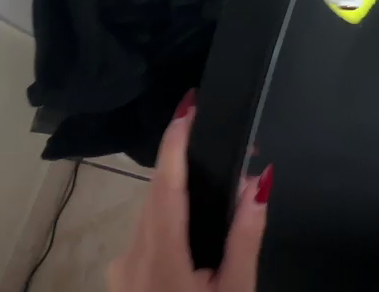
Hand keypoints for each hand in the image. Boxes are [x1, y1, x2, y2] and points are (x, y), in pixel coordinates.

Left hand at [106, 93, 270, 291]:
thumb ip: (246, 235)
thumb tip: (258, 177)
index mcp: (159, 258)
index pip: (166, 184)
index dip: (175, 140)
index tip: (188, 104)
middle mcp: (130, 258)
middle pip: (156, 193)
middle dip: (180, 157)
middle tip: (209, 128)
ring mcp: (120, 272)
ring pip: (148, 212)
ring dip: (172, 187)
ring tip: (205, 166)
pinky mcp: (120, 282)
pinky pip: (143, 233)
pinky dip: (165, 215)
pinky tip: (188, 220)